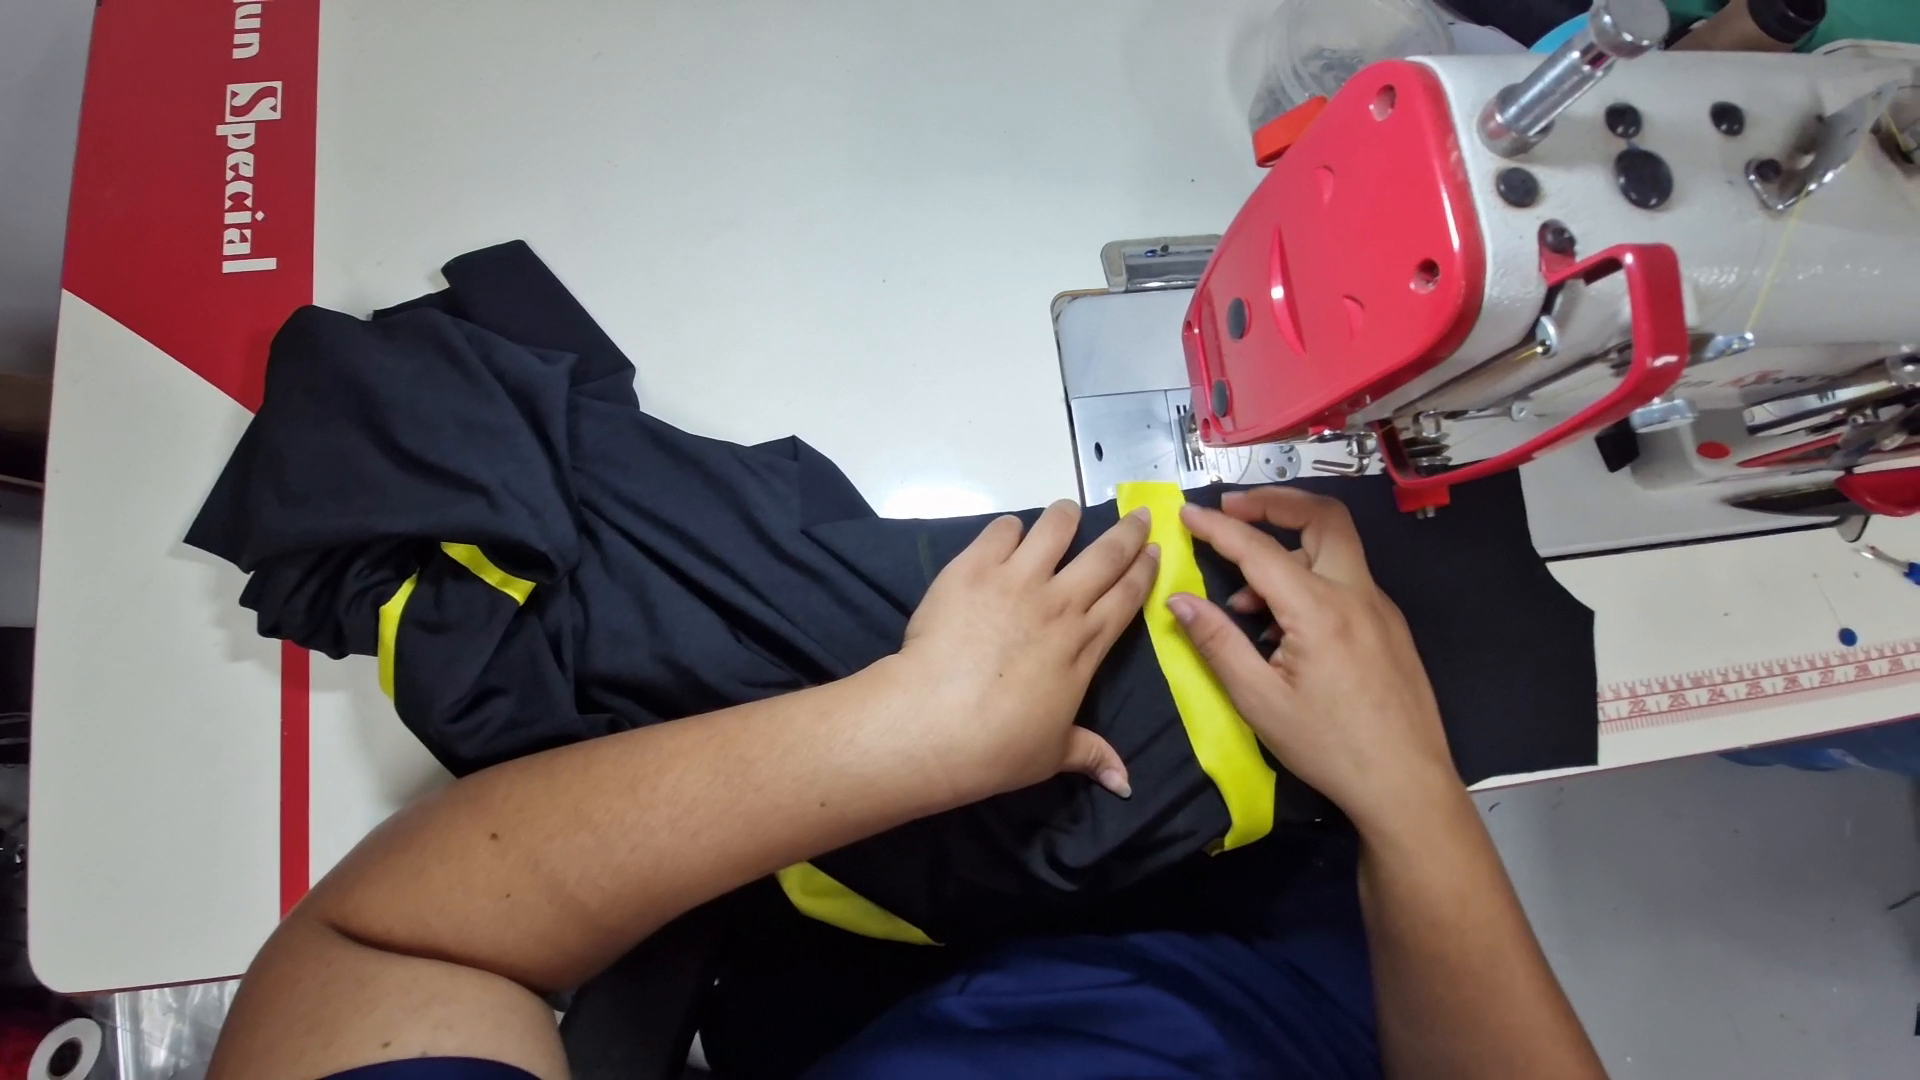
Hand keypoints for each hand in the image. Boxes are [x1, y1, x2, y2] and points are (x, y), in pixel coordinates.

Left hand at [894, 501, 1157, 804]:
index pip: (1128, 595)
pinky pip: (1002, 530)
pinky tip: (1007, 534)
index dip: (1145, 568)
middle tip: (1139, 514)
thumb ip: (1092, 755)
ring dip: (1066, 516)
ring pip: (1056, 527)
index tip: (1154, 548)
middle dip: (1128, 531)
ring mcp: (1017, 579)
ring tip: (1067, 513)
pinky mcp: (974, 567)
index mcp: (1086, 643)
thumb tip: (1125, 785)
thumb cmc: (1000, 744)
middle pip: (1106, 554)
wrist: (935, 719)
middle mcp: (1060, 602)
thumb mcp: (1053, 754)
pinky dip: (1009, 528)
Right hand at [1166, 488, 1457, 829]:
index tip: (1186, 513)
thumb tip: (1179, 599)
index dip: (1217, 527)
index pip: (1259, 550)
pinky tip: (1280, 627)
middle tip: (1232, 508)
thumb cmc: (1327, 746)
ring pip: (1335, 548)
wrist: (1408, 788)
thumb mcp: (1258, 699)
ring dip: (1288, 548)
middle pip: (1323, 516)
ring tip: (1244, 598)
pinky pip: (1343, 581)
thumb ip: (1217, 641)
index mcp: (1319, 610)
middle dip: (1274, 502)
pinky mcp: (1388, 627)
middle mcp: (1356, 595)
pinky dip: (1306, 579)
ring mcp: (1379, 609)